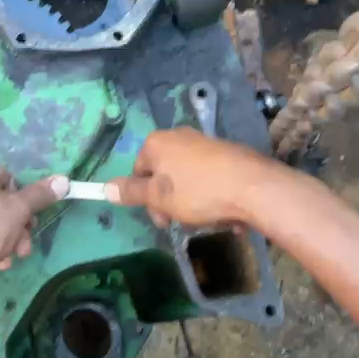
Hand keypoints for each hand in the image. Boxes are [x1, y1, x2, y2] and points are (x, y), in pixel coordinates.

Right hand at [106, 128, 288, 227]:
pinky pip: (212, 177)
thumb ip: (131, 192)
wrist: (254, 187)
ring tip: (209, 218)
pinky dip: (214, 193)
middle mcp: (179, 136)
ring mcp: (205, 142)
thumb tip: (104, 188)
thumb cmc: (198, 191)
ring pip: (188, 177)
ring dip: (193, 200)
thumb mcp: (159, 197)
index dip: (146, 199)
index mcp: (156, 143)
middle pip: (164, 174)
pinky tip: (226, 211)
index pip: (139, 171)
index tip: (163, 220)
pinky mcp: (229, 153)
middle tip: (185, 221)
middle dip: (171, 201)